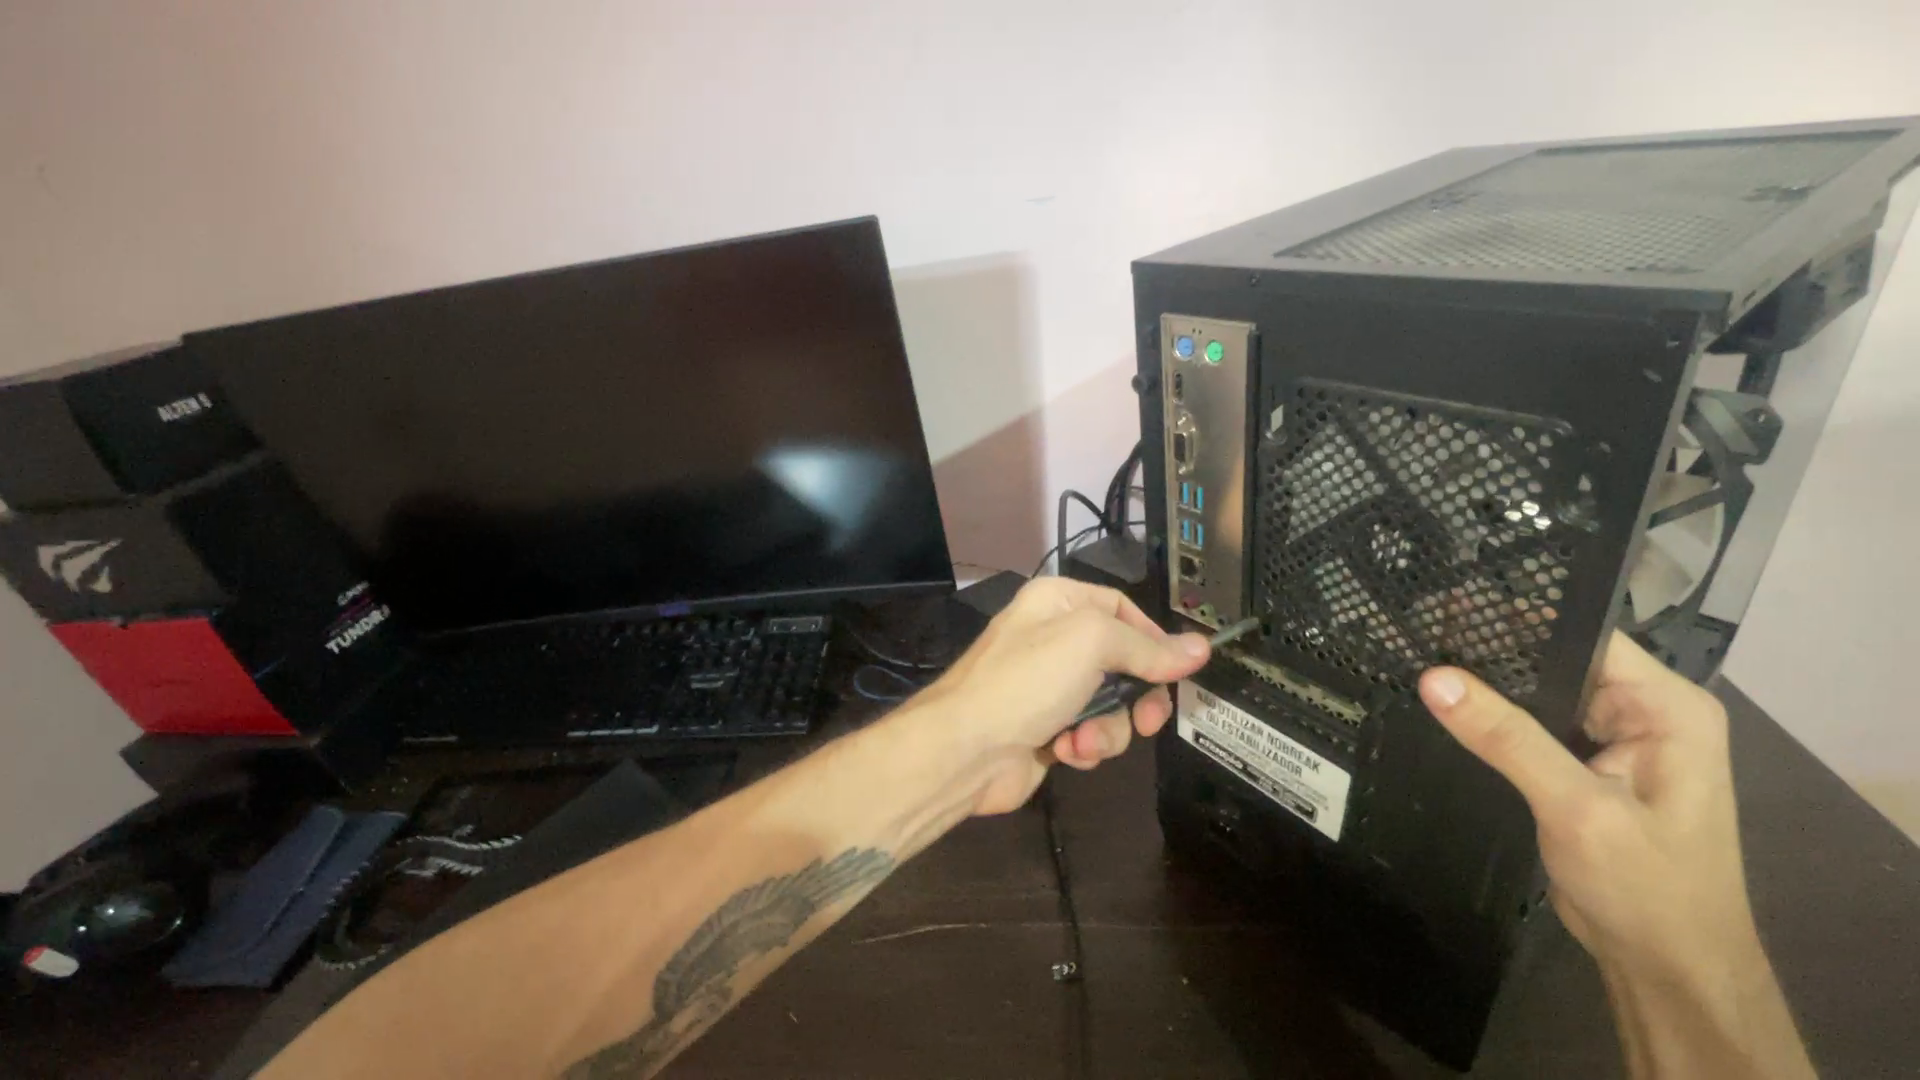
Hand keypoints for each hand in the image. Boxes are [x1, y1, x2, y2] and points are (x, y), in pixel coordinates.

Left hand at [921, 577, 1210, 815]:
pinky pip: (1091, 733)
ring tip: (1082, 738)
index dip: (1152, 638)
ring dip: (1108, 727)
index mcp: (1059, 602)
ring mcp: (1051, 687)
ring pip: (1113, 705)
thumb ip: (1147, 647)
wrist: (966, 749)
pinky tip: (1066, 751)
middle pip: (1125, 662)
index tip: (1176, 669)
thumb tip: (1199, 648)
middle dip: (1137, 695)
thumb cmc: (1025, 681)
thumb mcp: (1091, 643)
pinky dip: (1085, 745)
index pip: (1122, 609)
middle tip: (1146, 719)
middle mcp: (1055, 639)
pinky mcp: (1049, 728)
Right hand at [1420, 635, 1816, 1077]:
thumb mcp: (1576, 807)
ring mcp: (1611, 738)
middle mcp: (1642, 712)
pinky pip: (1529, 724)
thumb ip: (1506, 738)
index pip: (1584, 635)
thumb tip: (1433, 677)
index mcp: (1665, 707)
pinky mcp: (1580, 765)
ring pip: (1537, 691)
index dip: (1516, 616)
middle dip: (1489, 648)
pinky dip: (1490, 717)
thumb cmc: (1647, 887)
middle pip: (1555, 658)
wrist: (1667, 968)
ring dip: (1486, 683)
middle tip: (1416, 627)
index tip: (1444, 603)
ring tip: (1417, 655)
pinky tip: (1442, 705)